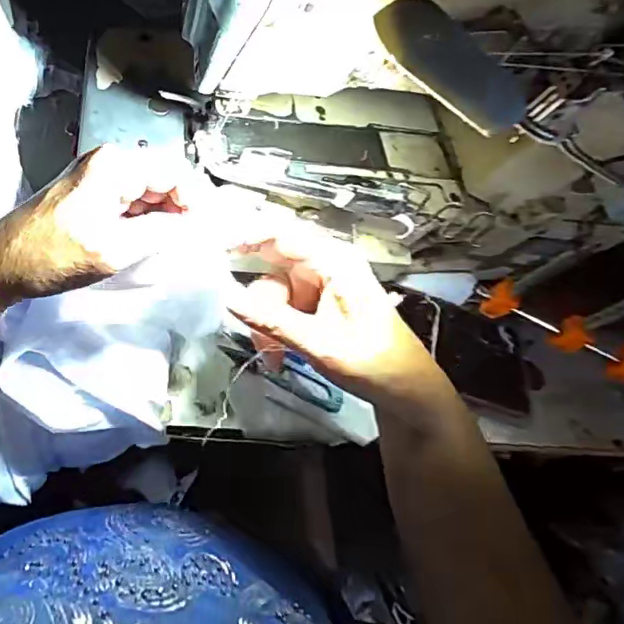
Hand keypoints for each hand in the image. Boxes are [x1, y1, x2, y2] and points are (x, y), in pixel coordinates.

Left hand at [0, 144, 216, 308]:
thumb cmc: (50, 254)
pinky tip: (147, 247)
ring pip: (147, 196)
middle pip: (162, 183)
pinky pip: (129, 205)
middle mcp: (106, 163)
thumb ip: (162, 233)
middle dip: (180, 213)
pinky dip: (143, 224)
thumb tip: (199, 226)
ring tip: (171, 251)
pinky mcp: (89, 197)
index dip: (196, 204)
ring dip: (162, 221)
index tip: (208, 234)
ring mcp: (96, 179)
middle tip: (193, 246)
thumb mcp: (114, 249)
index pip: (174, 175)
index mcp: (114, 164)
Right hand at [224, 218, 449, 414]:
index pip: (282, 233)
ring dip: (264, 322)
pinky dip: (272, 328)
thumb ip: (271, 320)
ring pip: (272, 290)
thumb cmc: (374, 361)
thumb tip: (229, 299)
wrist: (406, 390)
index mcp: (334, 261)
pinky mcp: (314, 302)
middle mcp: (324, 265)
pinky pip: (280, 306)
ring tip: (273, 355)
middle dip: (257, 298)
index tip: (217, 246)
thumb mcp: (319, 343)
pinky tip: (278, 353)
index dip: (247, 235)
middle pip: (272, 263)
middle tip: (247, 323)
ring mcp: (318, 283)